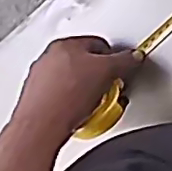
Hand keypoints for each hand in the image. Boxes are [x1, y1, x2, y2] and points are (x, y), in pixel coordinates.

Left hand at [10, 36, 143, 139]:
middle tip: (109, 86)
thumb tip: (133, 58)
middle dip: (100, 74)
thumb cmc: (64, 97)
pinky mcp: (38, 101)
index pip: (97, 43)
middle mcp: (48, 59)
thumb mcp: (108, 72)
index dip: (115, 56)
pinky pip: (63, 98)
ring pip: (73, 81)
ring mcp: (41, 80)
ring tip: (96, 103)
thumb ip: (125, 61)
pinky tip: (81, 113)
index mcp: (63, 45)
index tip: (122, 66)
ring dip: (87, 90)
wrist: (41, 127)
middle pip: (84, 61)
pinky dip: (74, 103)